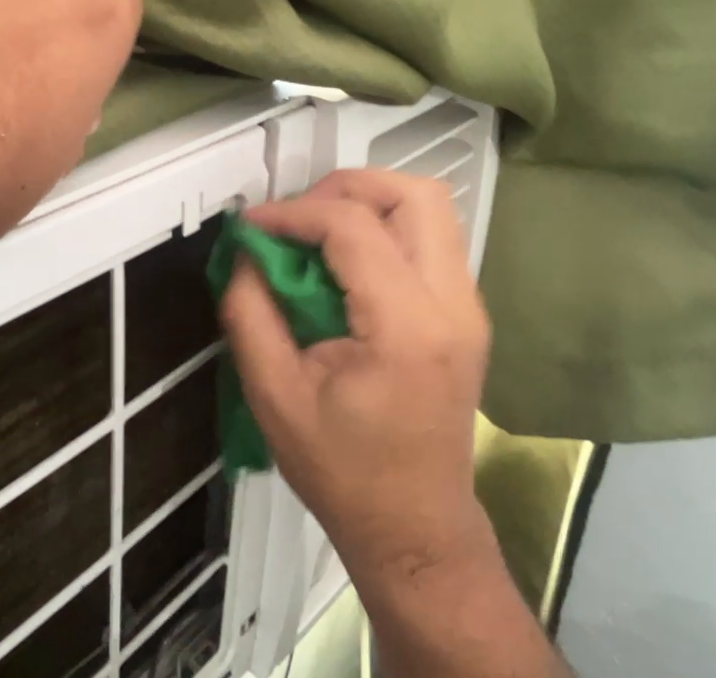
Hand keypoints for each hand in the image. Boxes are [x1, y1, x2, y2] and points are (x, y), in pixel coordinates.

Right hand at [220, 169, 496, 581]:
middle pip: (414, 194)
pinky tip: (342, 267)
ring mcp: (469, 309)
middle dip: (346, 187)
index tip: (251, 226)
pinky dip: (383, 232)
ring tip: (316, 236)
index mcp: (406, 326)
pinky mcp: (465, 318)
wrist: (414, 527)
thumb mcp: (272, 393)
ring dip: (368, 205)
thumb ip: (250, 311)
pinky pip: (430, 243)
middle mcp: (452, 305)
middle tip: (296, 218)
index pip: (353, 226)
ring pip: (430, 210)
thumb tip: (246, 252)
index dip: (293, 212)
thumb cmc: (341, 470)